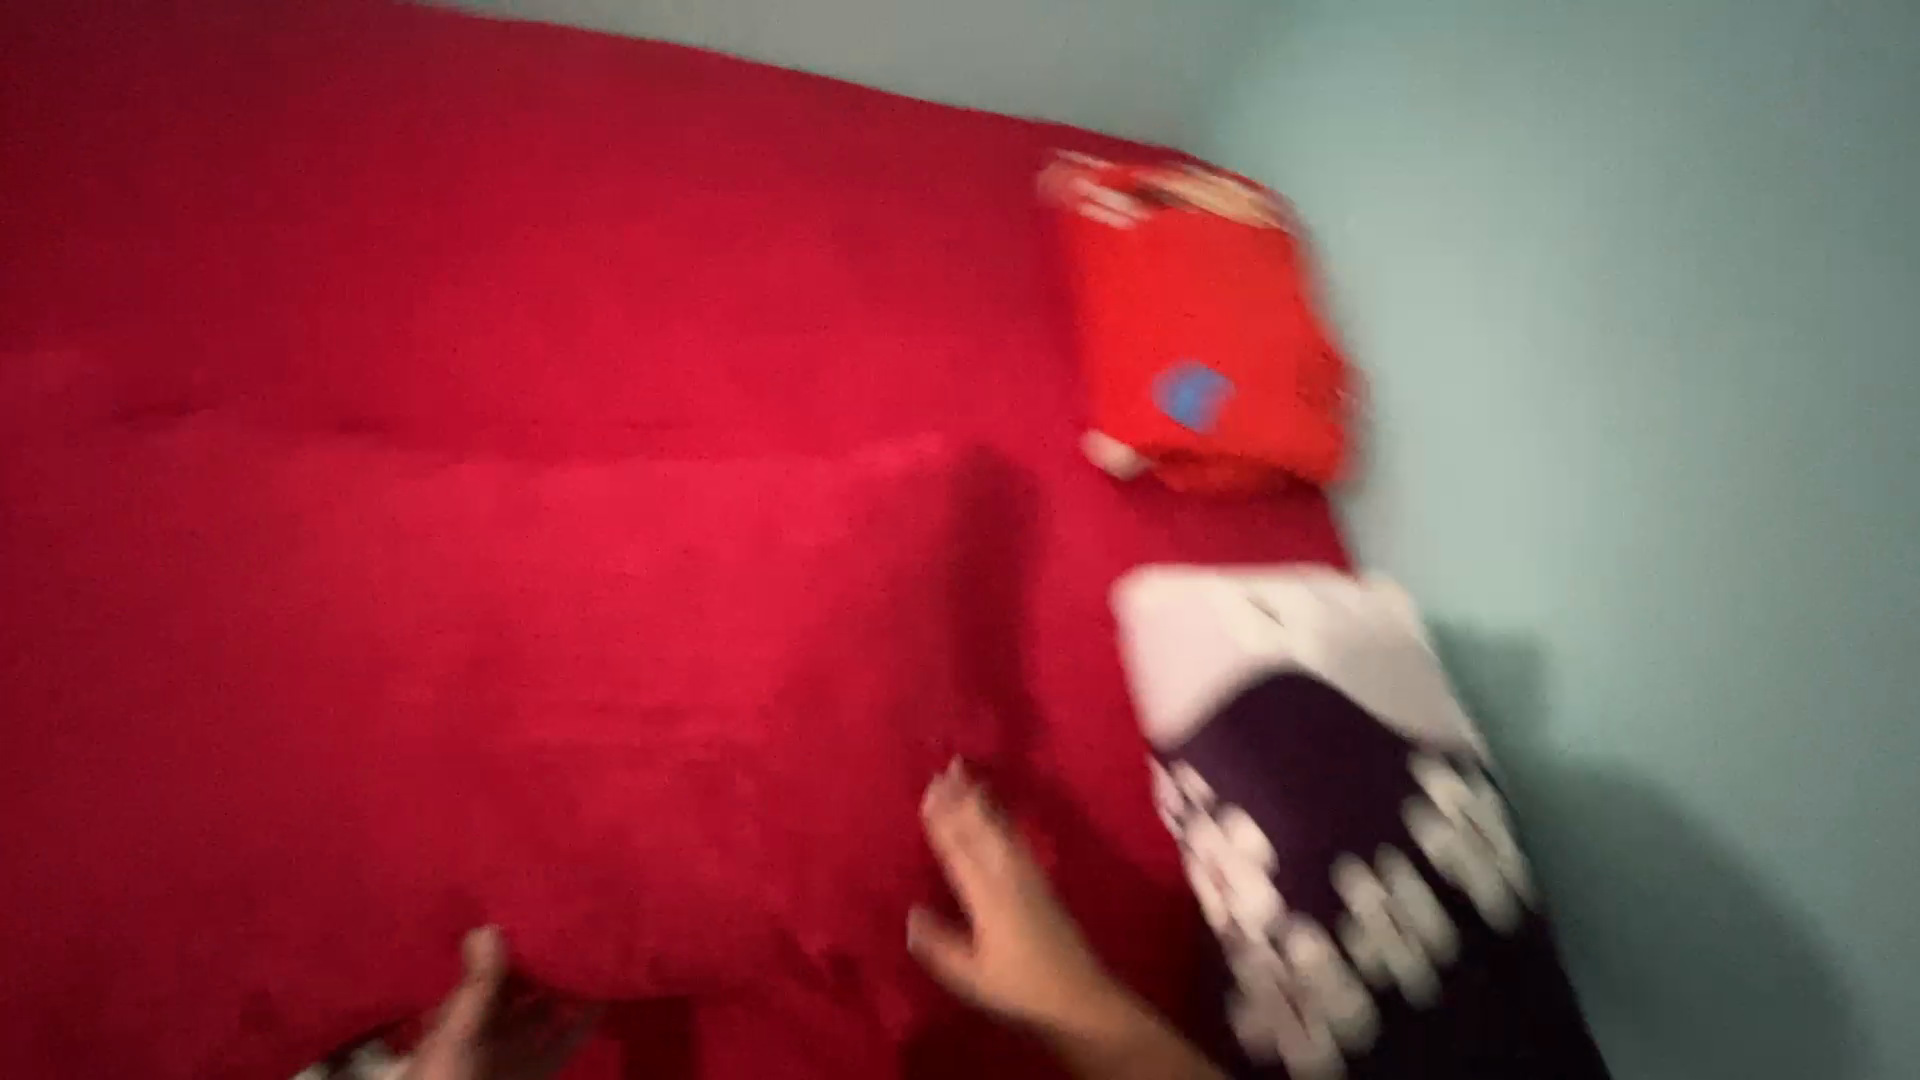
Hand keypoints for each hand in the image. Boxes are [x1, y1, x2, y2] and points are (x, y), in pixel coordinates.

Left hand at [402, 927, 599, 1079]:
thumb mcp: (456, 1041)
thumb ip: (477, 990)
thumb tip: (489, 923)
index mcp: (458, 1018)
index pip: (489, 968)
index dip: (514, 938)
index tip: (548, 902)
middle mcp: (487, 1030)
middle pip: (523, 985)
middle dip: (549, 956)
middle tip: (587, 915)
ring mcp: (514, 1054)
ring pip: (548, 1008)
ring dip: (571, 983)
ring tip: (604, 944)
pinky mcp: (538, 1072)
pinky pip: (567, 1039)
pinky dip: (587, 1018)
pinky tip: (609, 992)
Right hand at [908, 761, 1135, 1036]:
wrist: (1077, 993)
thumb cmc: (1020, 987)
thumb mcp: (971, 977)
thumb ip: (940, 946)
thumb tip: (911, 914)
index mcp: (986, 896)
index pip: (958, 850)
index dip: (943, 820)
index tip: (928, 792)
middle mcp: (1006, 874)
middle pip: (979, 827)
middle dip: (960, 797)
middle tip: (944, 769)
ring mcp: (1026, 872)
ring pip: (997, 825)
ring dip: (979, 798)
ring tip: (965, 774)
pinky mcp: (1039, 876)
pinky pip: (1014, 834)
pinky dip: (999, 814)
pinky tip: (995, 806)